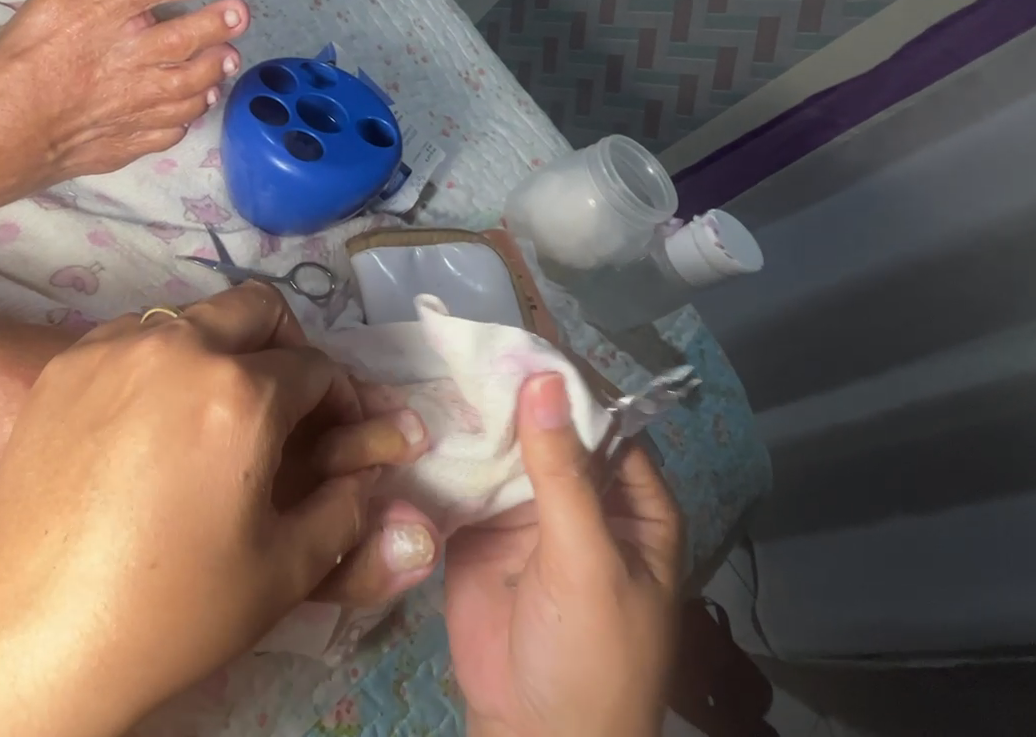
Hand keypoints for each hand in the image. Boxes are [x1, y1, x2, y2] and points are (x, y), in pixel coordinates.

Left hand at [0, 282, 419, 736]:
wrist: (29, 631)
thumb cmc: (169, 609)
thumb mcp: (283, 570)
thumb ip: (350, 509)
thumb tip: (389, 474)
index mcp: (241, 392)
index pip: (316, 368)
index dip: (341, 401)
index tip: (338, 436)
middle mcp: (177, 345)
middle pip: (258, 308)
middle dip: (288, 348)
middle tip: (285, 409)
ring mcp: (113, 345)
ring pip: (193, 317)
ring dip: (223, 350)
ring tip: (214, 418)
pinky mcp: (66, 362)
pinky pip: (136, 336)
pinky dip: (164, 361)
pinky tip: (151, 423)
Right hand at [445, 373, 682, 736]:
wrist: (532, 732)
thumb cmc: (590, 653)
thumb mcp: (587, 560)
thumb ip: (562, 472)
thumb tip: (543, 380)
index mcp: (629, 503)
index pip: (599, 422)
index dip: (560, 381)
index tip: (510, 338)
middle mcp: (576, 496)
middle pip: (540, 429)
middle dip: (502, 394)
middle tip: (451, 346)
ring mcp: (522, 511)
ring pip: (497, 450)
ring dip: (466, 419)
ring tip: (421, 370)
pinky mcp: (476, 528)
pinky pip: (460, 480)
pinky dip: (438, 455)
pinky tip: (406, 421)